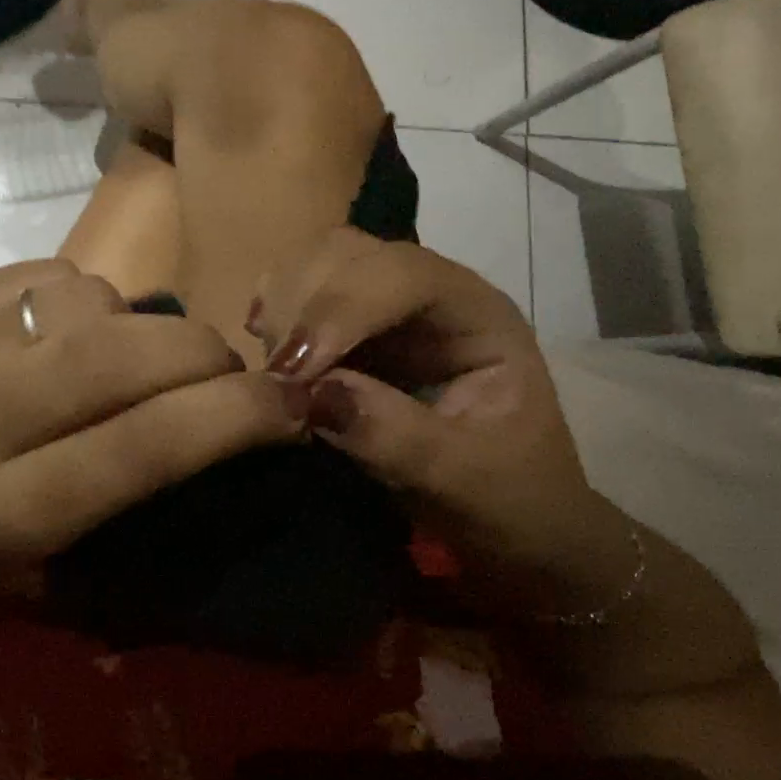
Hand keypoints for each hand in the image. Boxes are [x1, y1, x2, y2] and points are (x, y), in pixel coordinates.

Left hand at [0, 259, 306, 572]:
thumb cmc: (6, 530)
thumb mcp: (80, 535)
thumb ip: (153, 468)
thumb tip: (248, 401)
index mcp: (14, 504)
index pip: (137, 447)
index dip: (227, 418)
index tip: (291, 401)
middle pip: (110, 356)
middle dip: (194, 350)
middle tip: (225, 362)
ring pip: (89, 300)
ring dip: (135, 322)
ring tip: (125, 353)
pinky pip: (57, 272)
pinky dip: (89, 296)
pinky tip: (70, 330)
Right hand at [249, 228, 597, 568]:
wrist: (513, 525)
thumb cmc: (507, 501)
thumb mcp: (466, 483)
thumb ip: (398, 437)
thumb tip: (316, 393)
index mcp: (476, 313)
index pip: (402, 275)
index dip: (342, 310)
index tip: (296, 373)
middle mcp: (427, 292)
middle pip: (349, 254)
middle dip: (304, 306)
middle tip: (279, 379)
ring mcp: (385, 304)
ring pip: (316, 262)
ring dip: (283, 306)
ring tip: (276, 371)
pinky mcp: (350, 325)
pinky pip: (298, 289)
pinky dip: (273, 309)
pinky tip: (267, 349)